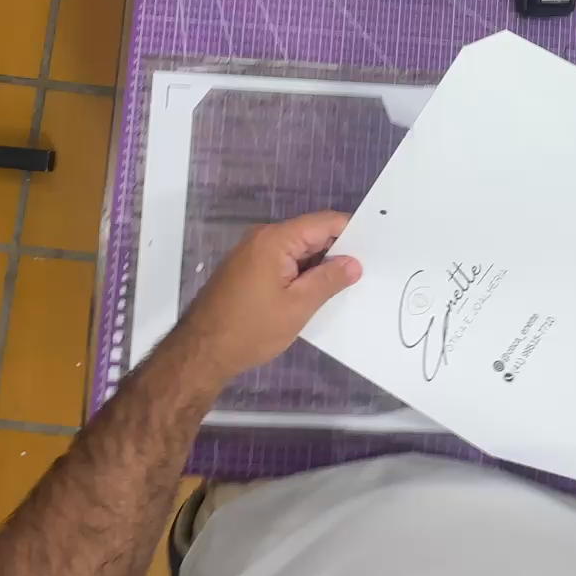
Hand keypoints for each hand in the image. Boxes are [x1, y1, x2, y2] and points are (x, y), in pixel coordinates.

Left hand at [172, 211, 361, 383]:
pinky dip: (300, 272)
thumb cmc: (251, 329)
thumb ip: (329, 279)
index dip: (350, 232)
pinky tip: (315, 292)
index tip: (374, 247)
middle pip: (310, 234)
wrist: (201, 352)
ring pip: (297, 249)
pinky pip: (283, 260)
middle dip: (336, 250)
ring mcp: (253, 252)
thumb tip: (354, 262)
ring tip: (345, 283)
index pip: (323, 222)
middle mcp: (263, 238)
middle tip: (365, 270)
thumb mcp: (298, 306)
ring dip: (318, 264)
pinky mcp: (248, 268)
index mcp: (276, 239)